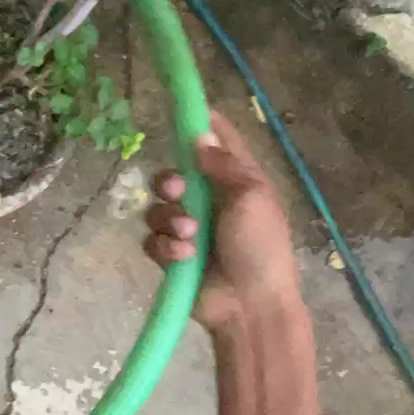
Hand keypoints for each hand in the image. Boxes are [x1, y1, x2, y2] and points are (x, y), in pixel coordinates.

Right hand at [144, 111, 302, 333]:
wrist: (250, 304)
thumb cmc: (260, 247)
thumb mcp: (252, 196)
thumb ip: (224, 165)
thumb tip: (199, 136)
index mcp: (237, 180)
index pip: (215, 141)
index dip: (198, 124)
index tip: (178, 110)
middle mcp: (210, 200)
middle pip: (173, 174)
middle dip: (169, 182)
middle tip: (177, 191)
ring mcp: (189, 230)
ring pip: (157, 209)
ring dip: (170, 220)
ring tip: (189, 237)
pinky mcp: (172, 256)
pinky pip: (152, 240)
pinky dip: (165, 247)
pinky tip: (184, 258)